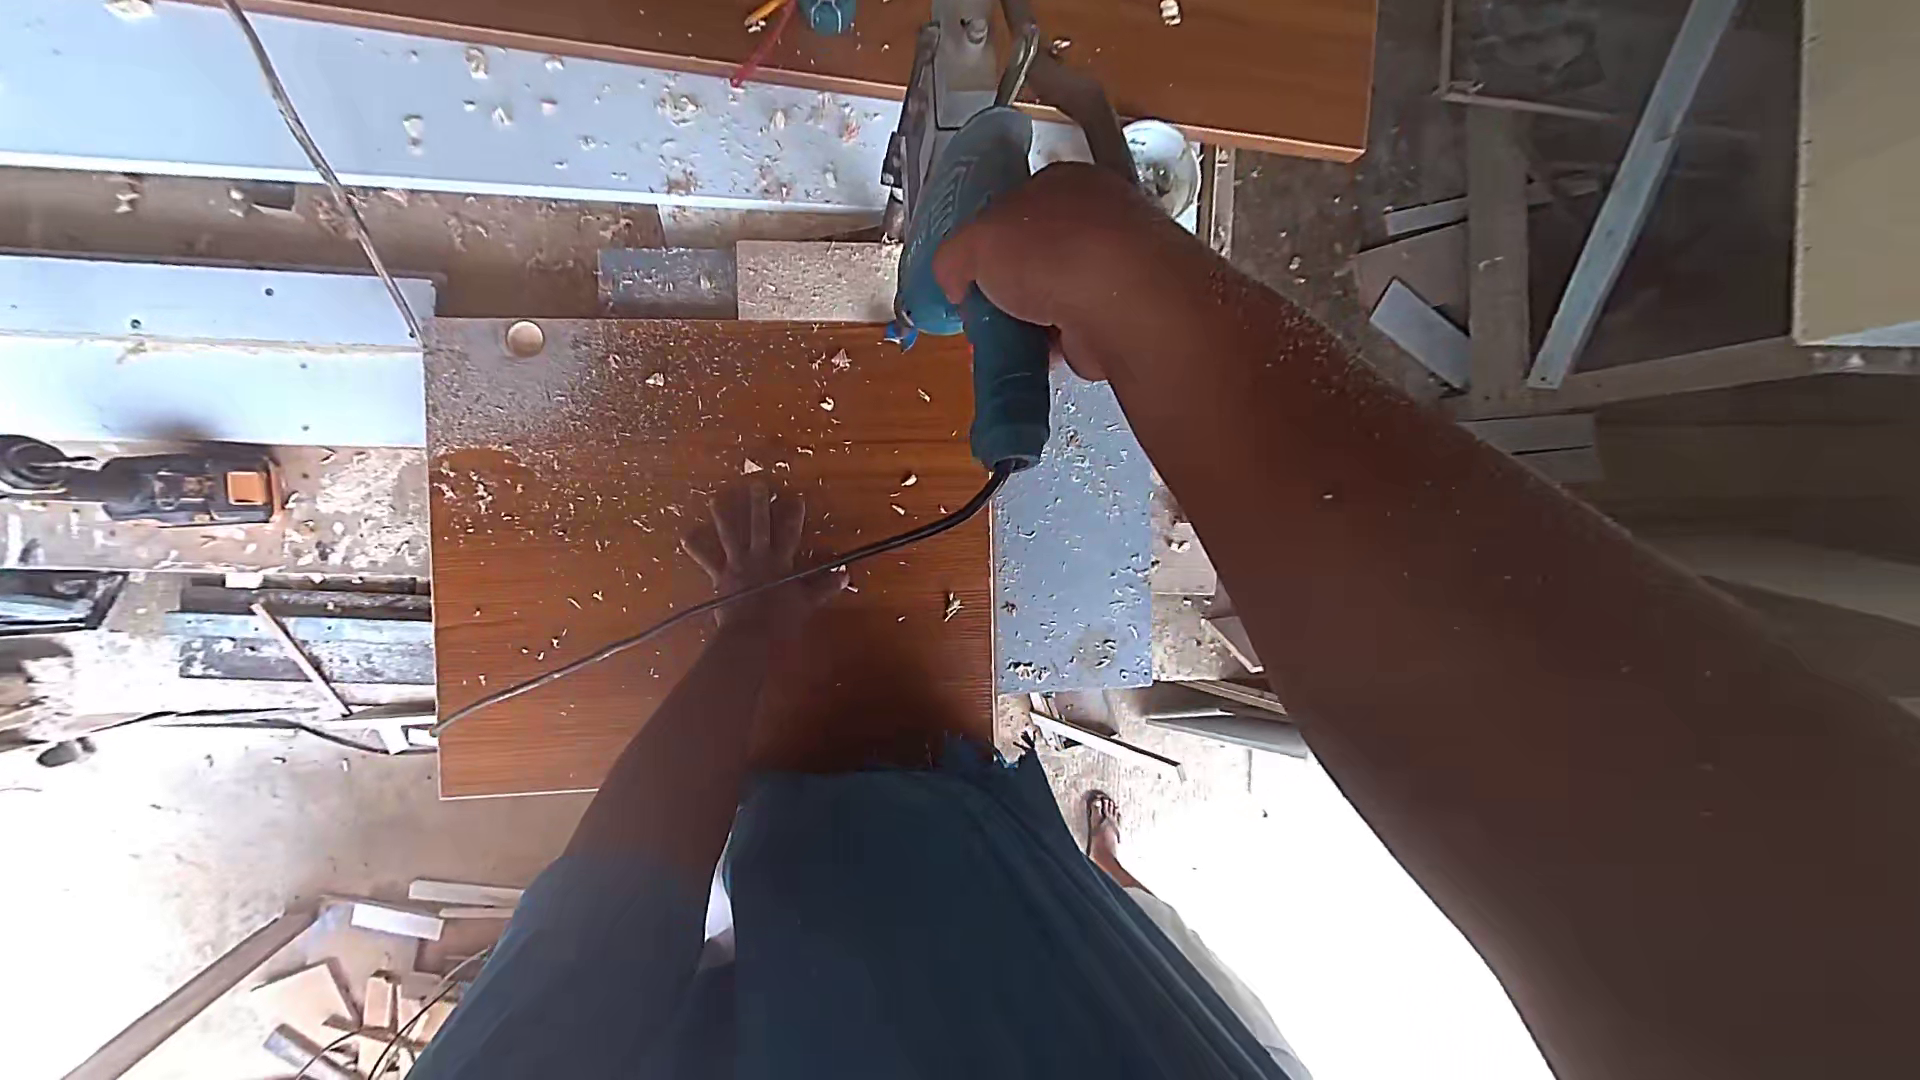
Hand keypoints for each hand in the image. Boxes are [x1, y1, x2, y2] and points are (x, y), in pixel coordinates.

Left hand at [681, 480, 846, 629]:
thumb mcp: (808, 602)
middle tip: (755, 483)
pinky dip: (696, 548)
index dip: (794, 515)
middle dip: (758, 504)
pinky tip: (686, 535)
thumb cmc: (782, 619)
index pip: (790, 532)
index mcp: (780, 561)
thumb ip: (825, 586)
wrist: (752, 633)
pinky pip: (706, 560)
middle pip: (758, 526)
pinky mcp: (721, 576)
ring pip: (730, 535)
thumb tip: (844, 575)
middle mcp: (758, 557)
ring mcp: (737, 565)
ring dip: (723, 516)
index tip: (795, 497)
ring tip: (716, 498)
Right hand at [932, 162, 1216, 381]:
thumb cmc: (1050, 251)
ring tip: (997, 342)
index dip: (986, 241)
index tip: (968, 272)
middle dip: (1003, 290)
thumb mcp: (975, 242)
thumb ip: (954, 257)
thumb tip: (950, 279)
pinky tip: (1026, 358)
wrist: (1117, 300)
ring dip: (1022, 323)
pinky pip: (1069, 334)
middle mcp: (1092, 221)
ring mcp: (1110, 271)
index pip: (1014, 208)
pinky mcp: (1118, 316)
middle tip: (979, 313)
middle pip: (1033, 258)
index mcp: (1061, 184)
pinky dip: (1046, 348)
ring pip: (1050, 300)